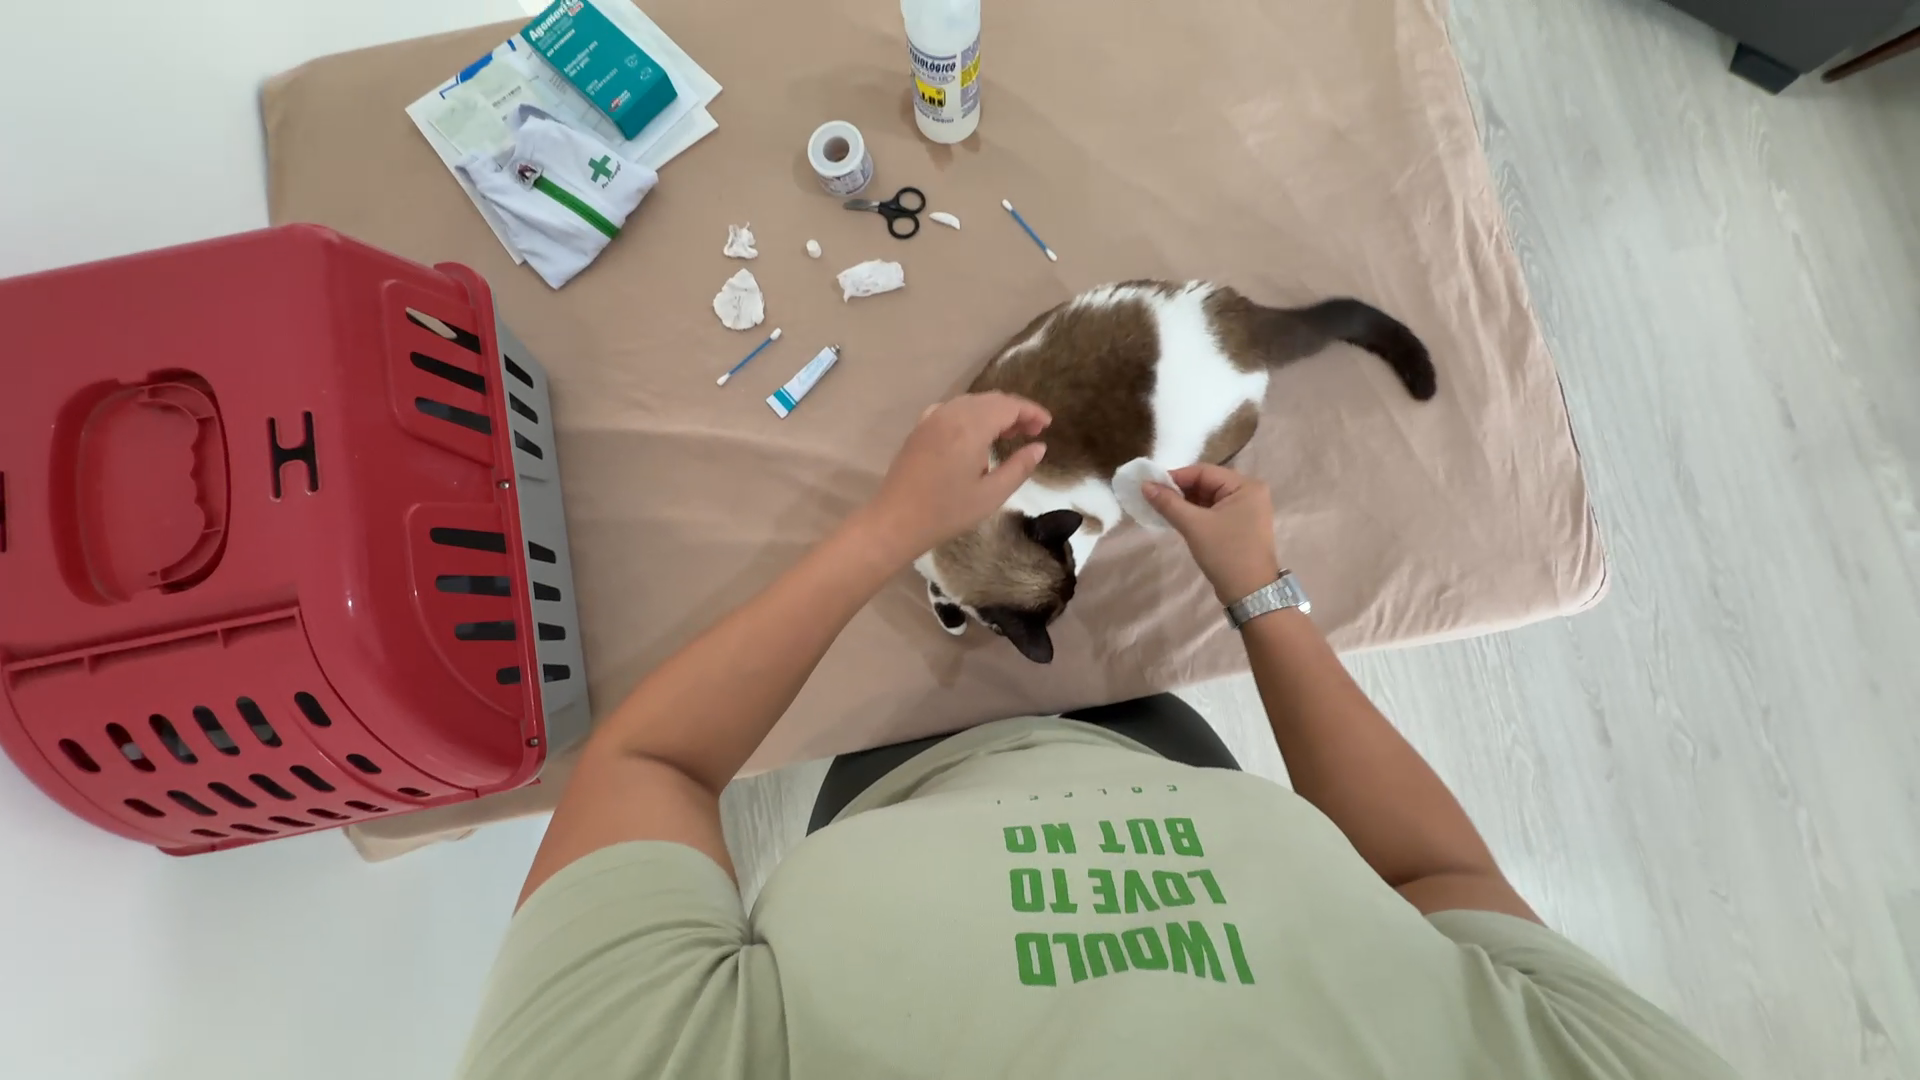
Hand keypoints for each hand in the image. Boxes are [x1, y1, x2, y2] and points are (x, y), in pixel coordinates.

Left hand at [859, 392, 1050, 559]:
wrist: (896, 521)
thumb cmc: (947, 512)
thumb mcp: (991, 494)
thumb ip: (1019, 467)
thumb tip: (1039, 447)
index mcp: (971, 426)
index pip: (1009, 405)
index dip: (1032, 411)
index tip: (1048, 425)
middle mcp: (951, 414)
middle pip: (991, 400)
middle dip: (1015, 411)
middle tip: (1033, 432)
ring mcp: (932, 419)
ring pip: (971, 402)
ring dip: (993, 412)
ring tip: (1009, 434)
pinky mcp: (920, 428)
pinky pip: (952, 410)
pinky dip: (971, 415)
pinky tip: (975, 435)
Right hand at [1141, 464, 1281, 602]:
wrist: (1250, 592)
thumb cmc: (1225, 553)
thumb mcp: (1194, 525)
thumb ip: (1168, 503)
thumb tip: (1144, 485)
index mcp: (1245, 485)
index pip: (1204, 472)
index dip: (1175, 477)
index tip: (1150, 486)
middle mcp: (1249, 492)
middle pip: (1206, 483)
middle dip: (1179, 491)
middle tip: (1153, 498)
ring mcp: (1246, 510)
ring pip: (1208, 498)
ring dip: (1185, 503)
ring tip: (1161, 509)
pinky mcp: (1240, 525)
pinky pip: (1213, 512)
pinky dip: (1195, 514)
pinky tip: (1176, 519)